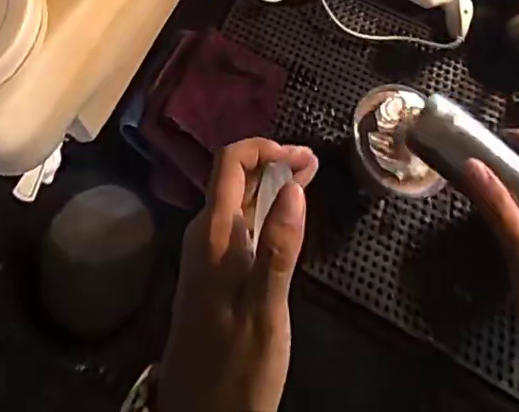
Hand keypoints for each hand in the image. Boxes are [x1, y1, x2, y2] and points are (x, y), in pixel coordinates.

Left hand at [156, 139, 318, 411]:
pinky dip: (265, 208)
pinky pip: (239, 224)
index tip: (302, 157)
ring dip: (270, 183)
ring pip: (237, 200)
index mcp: (214, 235)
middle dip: (273, 161)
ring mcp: (207, 254)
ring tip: (306, 178)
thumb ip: (279, 248)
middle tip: (313, 164)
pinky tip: (285, 216)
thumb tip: (293, 185)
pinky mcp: (214, 273)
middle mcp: (205, 235)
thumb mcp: (265, 312)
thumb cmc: (234, 369)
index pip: (229, 163)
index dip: (264, 148)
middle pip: (233, 177)